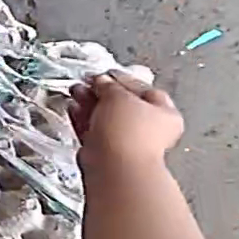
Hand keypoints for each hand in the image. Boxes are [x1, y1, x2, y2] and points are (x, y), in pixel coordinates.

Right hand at [68, 70, 183, 170]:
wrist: (114, 165)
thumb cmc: (127, 132)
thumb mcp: (119, 96)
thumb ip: (108, 85)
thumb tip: (100, 81)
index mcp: (164, 113)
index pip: (143, 89)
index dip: (122, 79)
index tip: (104, 73)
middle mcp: (147, 128)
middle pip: (121, 103)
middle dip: (101, 91)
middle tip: (86, 82)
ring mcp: (125, 141)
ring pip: (104, 116)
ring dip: (89, 103)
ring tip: (75, 91)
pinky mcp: (104, 151)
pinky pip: (93, 130)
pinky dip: (83, 118)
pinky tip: (73, 108)